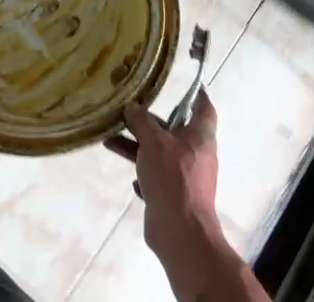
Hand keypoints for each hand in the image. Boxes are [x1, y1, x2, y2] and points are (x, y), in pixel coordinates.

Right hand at [122, 91, 219, 256]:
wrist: (180, 230)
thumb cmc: (173, 177)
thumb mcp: (153, 141)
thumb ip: (142, 121)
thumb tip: (133, 107)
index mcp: (200, 137)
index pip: (203, 108)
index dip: (196, 95)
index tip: (186, 83)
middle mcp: (196, 154)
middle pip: (173, 130)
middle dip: (149, 122)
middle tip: (126, 111)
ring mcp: (185, 177)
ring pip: (160, 153)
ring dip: (137, 146)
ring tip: (109, 140)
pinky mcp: (173, 195)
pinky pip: (156, 176)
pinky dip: (142, 172)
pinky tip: (128, 175)